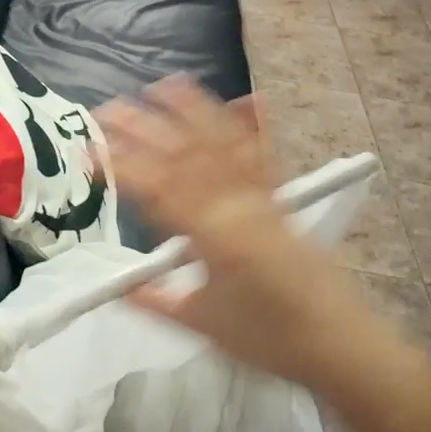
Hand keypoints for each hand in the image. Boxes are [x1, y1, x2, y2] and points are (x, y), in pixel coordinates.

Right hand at [96, 76, 385, 390]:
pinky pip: (264, 155)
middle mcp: (236, 206)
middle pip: (183, 155)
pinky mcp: (282, 199)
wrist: (341, 346)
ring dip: (192, 110)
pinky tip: (249, 98)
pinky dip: (255, 124)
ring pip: (223, 143)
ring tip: (162, 85)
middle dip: (142, 128)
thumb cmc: (268, 340)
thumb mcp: (201, 325)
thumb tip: (112, 287)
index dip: (120, 167)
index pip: (156, 190)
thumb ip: (154, 301)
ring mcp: (262, 197)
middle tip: (106, 109)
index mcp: (212, 237)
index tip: (88, 153)